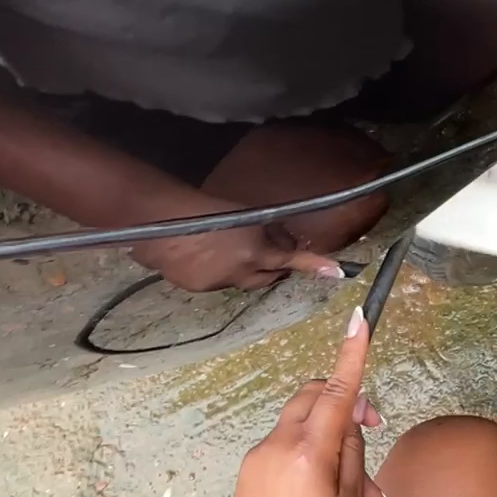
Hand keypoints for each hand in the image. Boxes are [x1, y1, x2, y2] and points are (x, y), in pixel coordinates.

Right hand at [132, 206, 343, 291]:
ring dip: (246, 269)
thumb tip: (285, 243)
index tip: (339, 272)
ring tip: (229, 249)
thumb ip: (269, 233)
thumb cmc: (203, 208)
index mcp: (255, 251)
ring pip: (245, 281)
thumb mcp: (246, 215)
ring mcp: (219, 283)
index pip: (292, 260)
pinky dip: (220, 273)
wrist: (158, 219)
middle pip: (270, 277)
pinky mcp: (199, 288)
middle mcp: (242, 272)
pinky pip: (220, 283)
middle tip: (272, 254)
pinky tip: (206, 257)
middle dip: (276, 268)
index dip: (315, 265)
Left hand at [217, 307, 388, 496]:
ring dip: (331, 430)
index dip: (351, 353)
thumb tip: (349, 417)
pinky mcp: (251, 466)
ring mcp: (260, 452)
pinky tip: (329, 489)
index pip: (335, 389)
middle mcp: (280, 441)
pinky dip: (313, 450)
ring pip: (303, 419)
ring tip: (358, 480)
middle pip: (314, 393)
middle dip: (344, 397)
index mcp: (308, 450)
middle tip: (372, 426)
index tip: (359, 320)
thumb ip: (351, 450)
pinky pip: (288, 442)